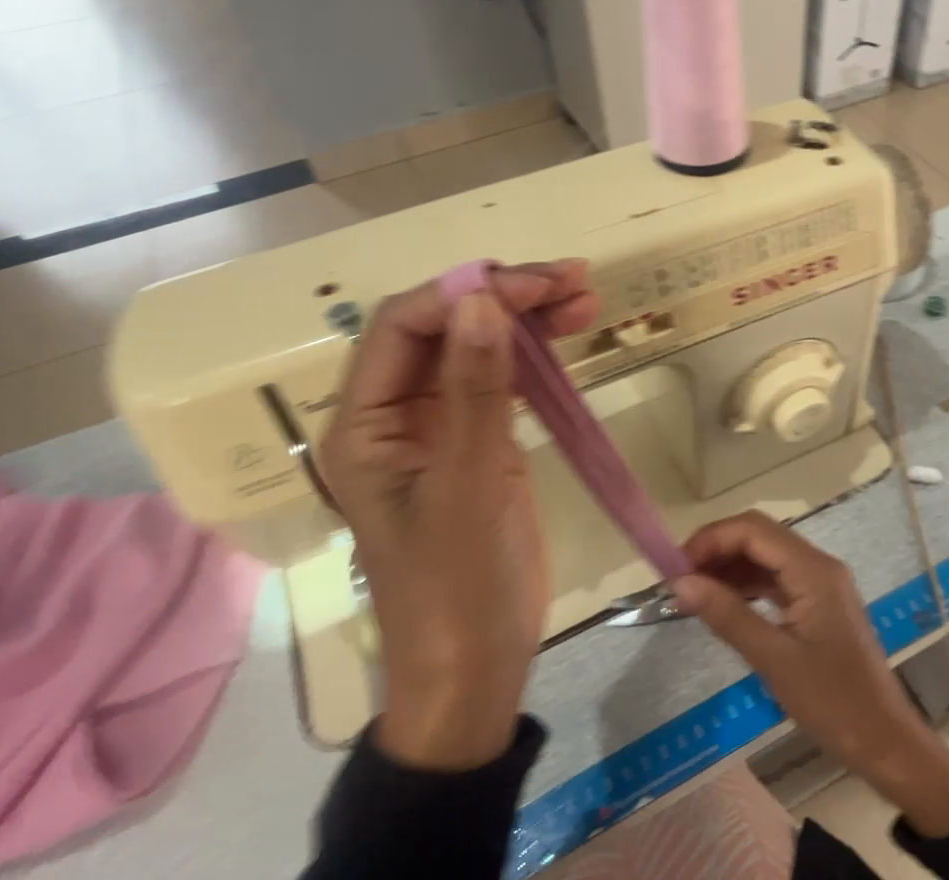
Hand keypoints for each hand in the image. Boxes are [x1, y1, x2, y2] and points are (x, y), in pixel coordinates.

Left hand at [320, 261, 599, 769]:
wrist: (474, 669)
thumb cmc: (457, 588)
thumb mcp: (468, 487)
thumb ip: (474, 391)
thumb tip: (481, 299)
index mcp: (364, 425)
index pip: (403, 327)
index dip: (465, 293)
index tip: (536, 285)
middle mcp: (394, 418)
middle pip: (442, 329)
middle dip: (502, 297)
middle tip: (572, 280)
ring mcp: (440, 432)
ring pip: (476, 351)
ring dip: (526, 320)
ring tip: (585, 296)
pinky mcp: (479, 449)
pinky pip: (502, 385)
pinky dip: (536, 358)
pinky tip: (571, 335)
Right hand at [671, 512, 948, 837]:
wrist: (881, 737)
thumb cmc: (831, 700)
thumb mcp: (773, 659)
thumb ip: (727, 614)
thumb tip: (679, 582)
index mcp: (813, 571)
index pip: (753, 530)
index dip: (710, 539)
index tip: (674, 568)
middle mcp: (819, 566)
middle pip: (760, 537)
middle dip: (716, 550)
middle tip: (678, 581)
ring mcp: (821, 585)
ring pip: (766, 557)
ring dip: (729, 568)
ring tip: (691, 594)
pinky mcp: (819, 605)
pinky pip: (776, 580)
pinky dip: (746, 586)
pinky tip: (721, 605)